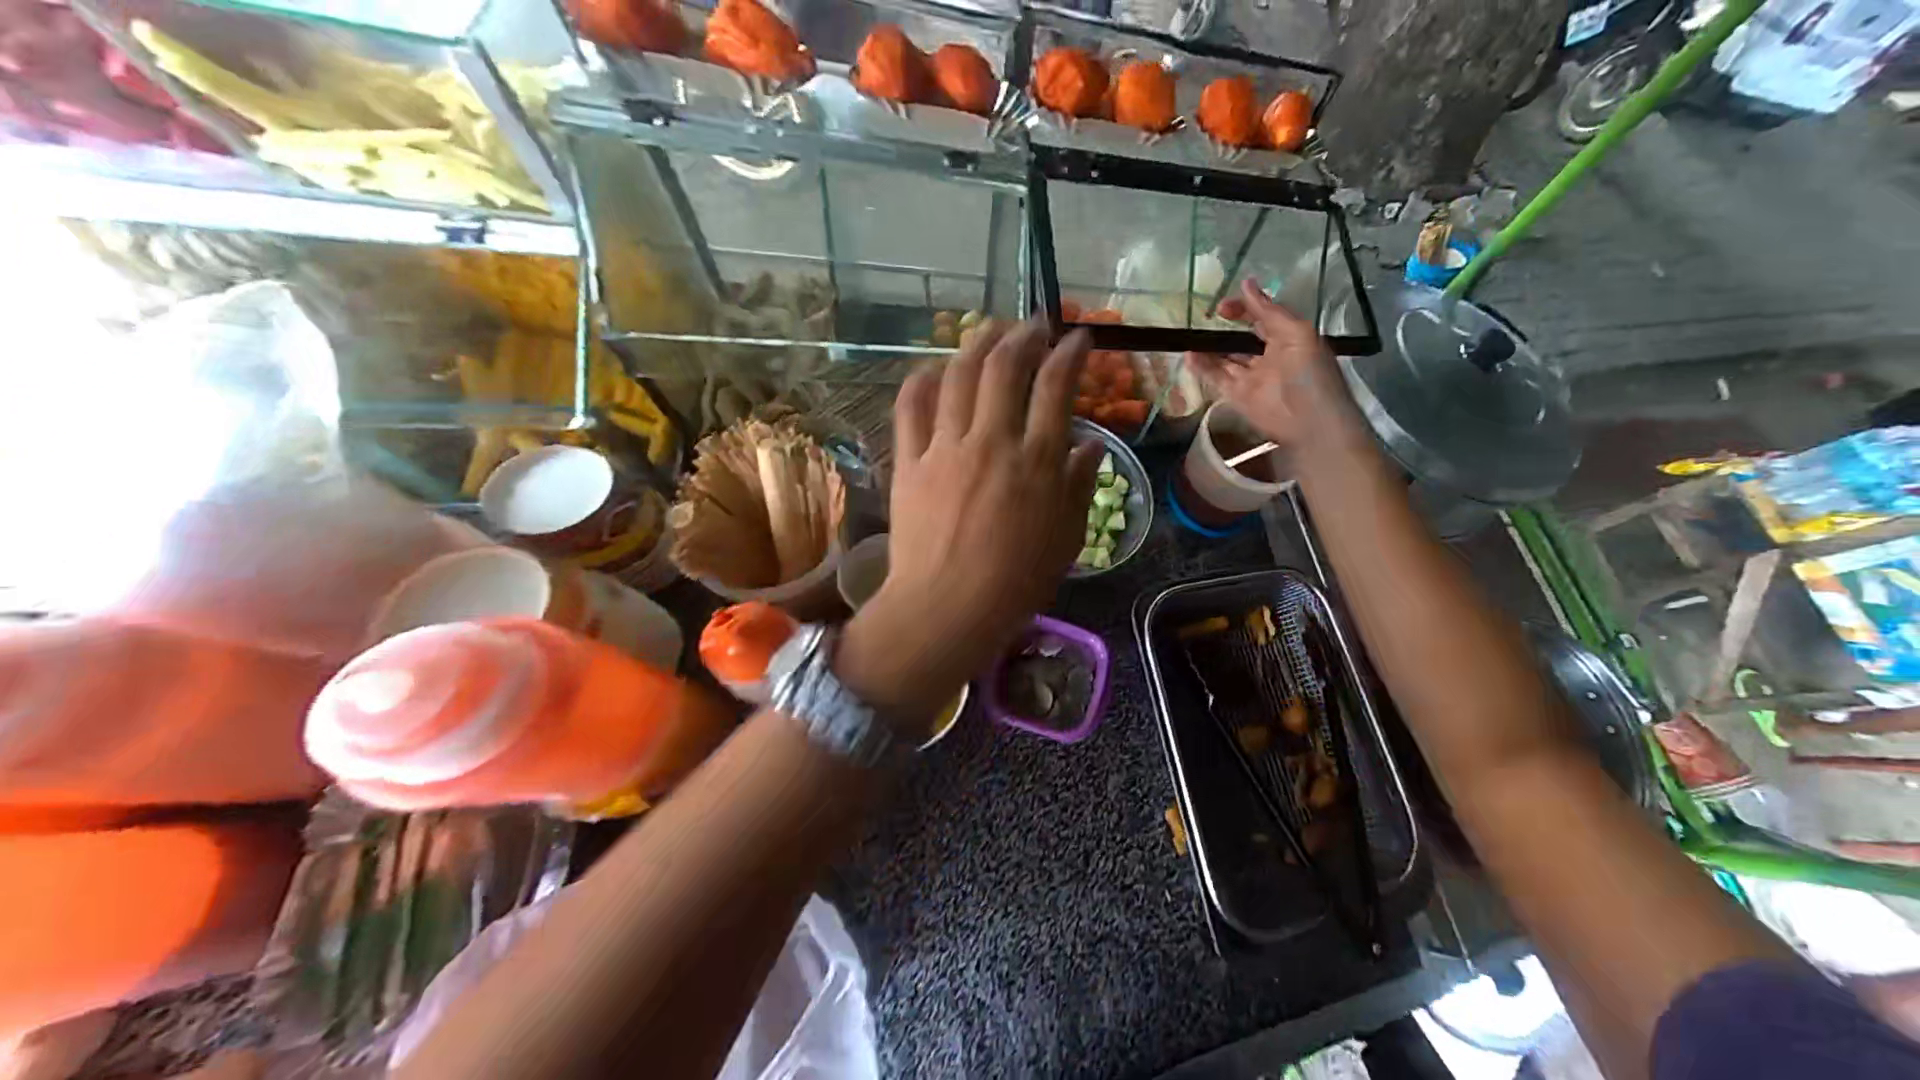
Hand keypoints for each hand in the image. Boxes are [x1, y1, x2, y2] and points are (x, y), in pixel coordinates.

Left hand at [837, 321, 1103, 729]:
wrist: (946, 609)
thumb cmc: (1015, 584)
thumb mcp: (1066, 538)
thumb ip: (1078, 486)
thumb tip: (1090, 447)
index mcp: (1036, 462)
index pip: (1057, 387)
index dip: (1070, 353)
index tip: (1079, 338)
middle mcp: (991, 442)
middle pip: (1005, 367)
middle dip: (1024, 334)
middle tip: (1035, 324)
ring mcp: (945, 448)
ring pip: (959, 376)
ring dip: (977, 344)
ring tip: (990, 331)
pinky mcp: (909, 462)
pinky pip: (911, 408)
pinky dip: (922, 380)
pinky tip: (935, 368)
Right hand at [1189, 279, 1368, 461]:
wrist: (1310, 421)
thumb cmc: (1309, 373)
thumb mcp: (1295, 333)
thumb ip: (1269, 311)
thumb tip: (1247, 284)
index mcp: (1288, 338)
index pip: (1261, 318)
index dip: (1244, 308)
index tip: (1223, 306)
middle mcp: (1269, 356)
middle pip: (1240, 338)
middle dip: (1223, 328)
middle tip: (1204, 318)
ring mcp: (1251, 377)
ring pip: (1224, 358)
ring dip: (1208, 347)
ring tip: (1189, 335)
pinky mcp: (1237, 396)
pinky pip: (1216, 378)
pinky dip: (1202, 368)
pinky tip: (1189, 356)